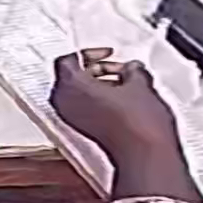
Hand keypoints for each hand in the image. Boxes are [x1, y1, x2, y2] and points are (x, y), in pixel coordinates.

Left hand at [50, 49, 179, 159]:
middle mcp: (61, 97)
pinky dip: (94, 95)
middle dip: (96, 67)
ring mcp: (65, 110)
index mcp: (70, 84)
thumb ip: (132, 70)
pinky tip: (119, 98)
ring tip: (126, 83)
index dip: (89, 53)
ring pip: (74, 88)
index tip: (107, 53)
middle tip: (121, 69)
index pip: (68, 60)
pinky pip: (77, 101)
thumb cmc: (138, 121)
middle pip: (70, 73)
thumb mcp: (141, 86)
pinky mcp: (74, 121)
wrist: (141, 150)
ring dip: (97, 81)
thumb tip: (130, 67)